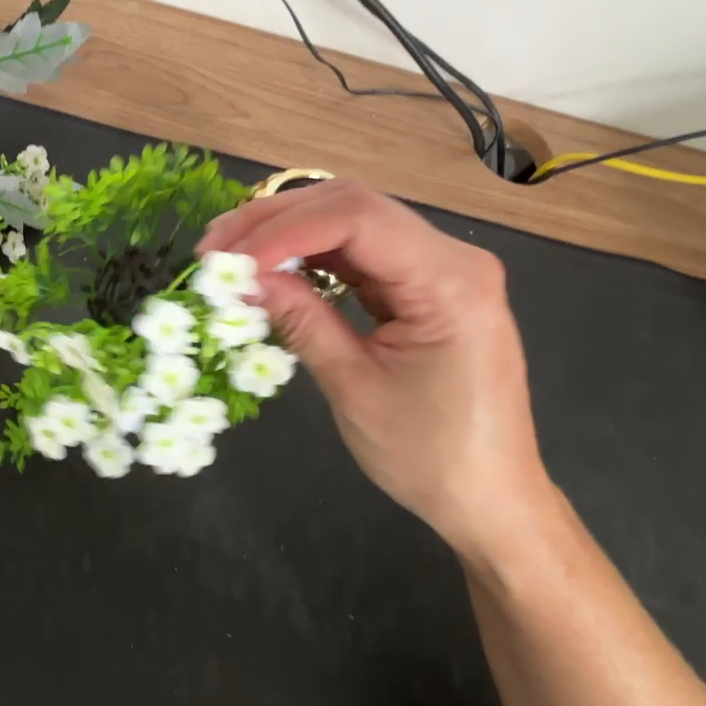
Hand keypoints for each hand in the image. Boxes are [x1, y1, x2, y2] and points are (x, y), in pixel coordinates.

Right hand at [199, 180, 550, 558]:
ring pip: (351, 222)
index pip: (358, 219)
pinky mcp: (422, 286)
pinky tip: (269, 267)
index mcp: (451, 281)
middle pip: (353, 206)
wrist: (491, 499)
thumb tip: (242, 277)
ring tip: (230, 253)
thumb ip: (301, 320)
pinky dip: (309, 255)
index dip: (284, 229)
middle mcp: (452, 258)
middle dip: (277, 220)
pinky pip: (359, 252)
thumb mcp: (354, 388)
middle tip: (214, 247)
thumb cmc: (430, 455)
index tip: (228, 260)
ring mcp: (439, 268)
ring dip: (287, 232)